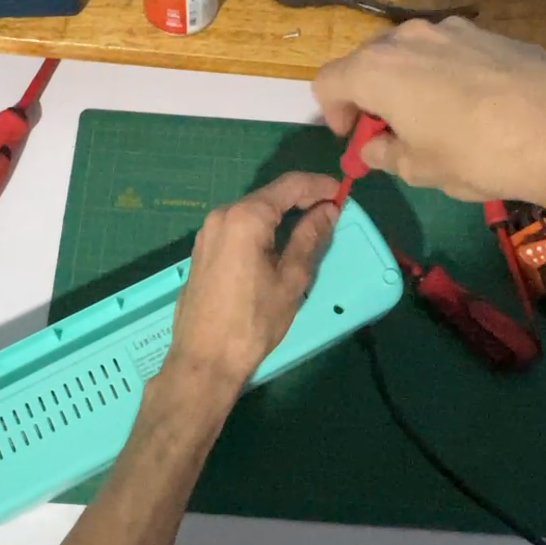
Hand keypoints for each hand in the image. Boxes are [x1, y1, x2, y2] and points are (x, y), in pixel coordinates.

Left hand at [151, 172, 341, 420]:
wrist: (203, 359)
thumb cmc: (253, 321)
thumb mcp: (291, 280)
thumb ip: (310, 238)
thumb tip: (328, 210)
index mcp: (245, 217)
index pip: (289, 185)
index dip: (319, 185)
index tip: (342, 192)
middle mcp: (222, 216)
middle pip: (269, 195)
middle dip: (302, 199)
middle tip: (332, 211)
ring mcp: (208, 233)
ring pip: (253, 211)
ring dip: (283, 214)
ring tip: (311, 227)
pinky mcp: (203, 250)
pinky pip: (239, 227)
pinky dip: (263, 228)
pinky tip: (279, 243)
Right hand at [312, 16, 545, 247]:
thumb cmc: (478, 155)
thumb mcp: (420, 169)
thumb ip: (384, 154)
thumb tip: (373, 147)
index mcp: (377, 70)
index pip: (327, 82)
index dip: (331, 113)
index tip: (354, 138)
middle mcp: (407, 38)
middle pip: (366, 62)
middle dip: (368, 96)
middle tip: (390, 132)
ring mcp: (452, 29)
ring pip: (409, 53)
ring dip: (405, 83)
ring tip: (434, 120)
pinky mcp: (489, 33)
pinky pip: (447, 51)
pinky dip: (442, 75)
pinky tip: (474, 107)